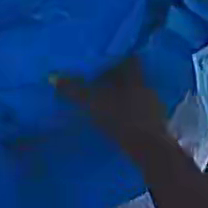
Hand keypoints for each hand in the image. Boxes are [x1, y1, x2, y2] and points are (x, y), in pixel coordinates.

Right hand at [56, 58, 171, 156]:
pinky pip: (139, 111)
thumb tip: (52, 76)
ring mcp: (154, 107)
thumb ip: (74, 90)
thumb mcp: (93, 102)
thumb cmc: (122, 118)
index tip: (103, 57)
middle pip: (131, 77)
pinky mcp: (155, 125)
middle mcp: (147, 88)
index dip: (117, 57)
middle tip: (98, 78)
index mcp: (135, 76)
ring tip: (105, 98)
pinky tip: (116, 117)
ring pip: (135, 95)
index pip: (129, 59)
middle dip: (116, 77)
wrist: (149, 151)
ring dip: (122, 96)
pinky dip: (127, 112)